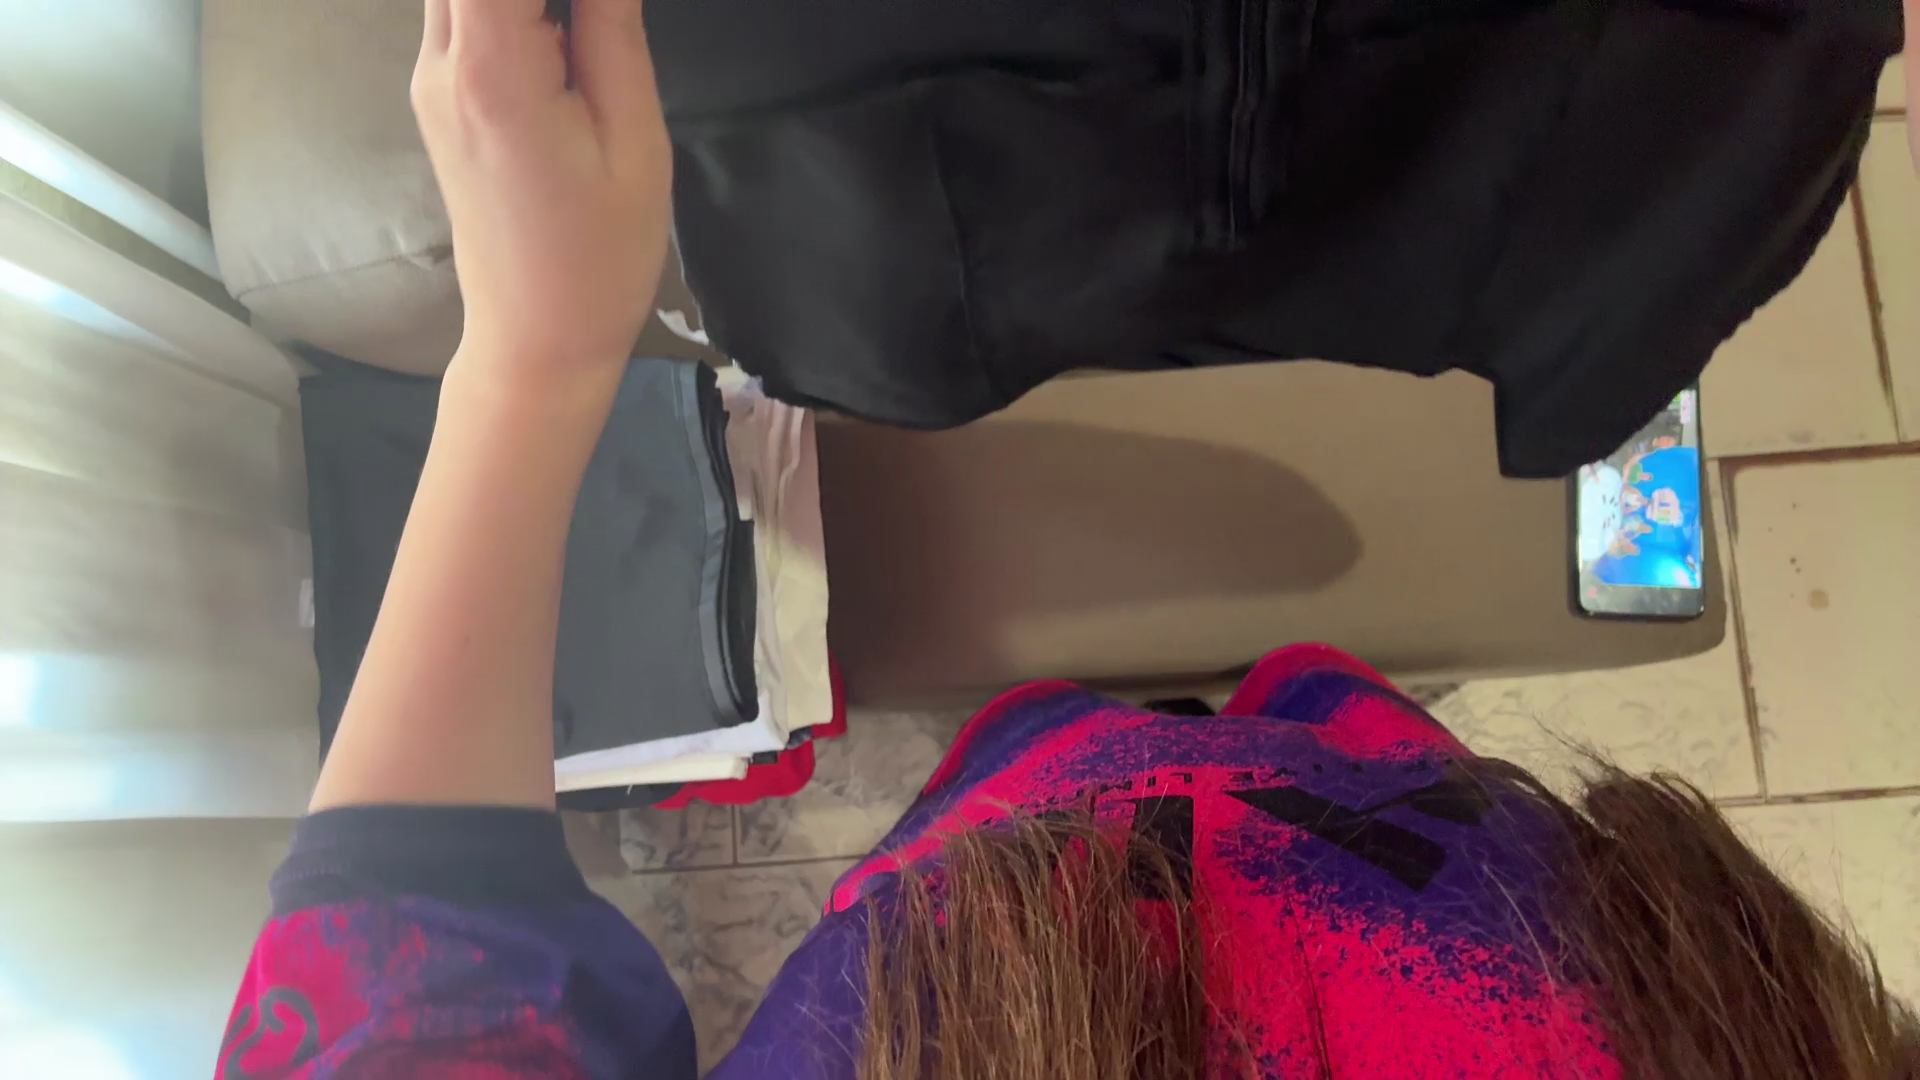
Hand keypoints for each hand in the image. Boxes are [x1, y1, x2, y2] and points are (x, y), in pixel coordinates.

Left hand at [412, 0, 671, 384]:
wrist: (538, 339)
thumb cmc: (601, 260)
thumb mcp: (635, 150)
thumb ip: (613, 35)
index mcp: (494, 66)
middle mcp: (439, 55)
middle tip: (608, 17)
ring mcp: (430, 77)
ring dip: (535, 3)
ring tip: (595, 34)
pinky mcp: (440, 100)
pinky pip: (469, 12)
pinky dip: (518, 8)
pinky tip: (570, 39)